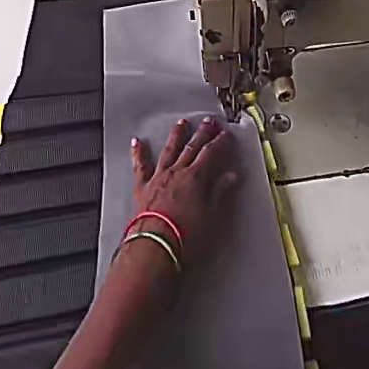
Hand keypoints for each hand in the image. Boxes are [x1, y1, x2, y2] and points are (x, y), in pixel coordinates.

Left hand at [128, 117, 239, 268]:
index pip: (211, 154)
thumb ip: (221, 193)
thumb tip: (232, 176)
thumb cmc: (186, 235)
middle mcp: (177, 172)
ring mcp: (158, 177)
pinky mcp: (142, 187)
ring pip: (169, 150)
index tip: (226, 135)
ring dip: (176, 136)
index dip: (220, 143)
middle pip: (192, 147)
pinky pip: (140, 166)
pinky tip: (137, 141)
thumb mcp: (213, 216)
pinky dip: (138, 153)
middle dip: (202, 133)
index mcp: (196, 177)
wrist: (155, 246)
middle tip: (208, 121)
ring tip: (181, 123)